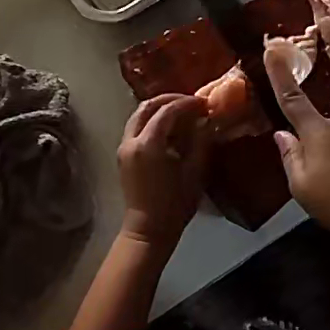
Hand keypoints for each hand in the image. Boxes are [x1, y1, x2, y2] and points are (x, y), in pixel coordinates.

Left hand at [118, 94, 211, 248]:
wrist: (148, 229)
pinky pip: (136, 129)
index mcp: (148, 144)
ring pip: (138, 116)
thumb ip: (200, 142)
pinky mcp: (123, 156)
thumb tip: (206, 121)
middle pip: (147, 107)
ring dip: (159, 110)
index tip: (204, 102)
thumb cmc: (174, 204)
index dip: (187, 103)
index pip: (167, 111)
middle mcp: (130, 141)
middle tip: (191, 101)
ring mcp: (123, 148)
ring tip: (182, 112)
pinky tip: (170, 129)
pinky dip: (151, 122)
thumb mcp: (194, 172)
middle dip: (169, 100)